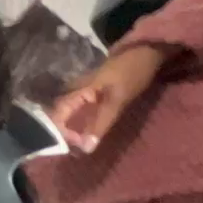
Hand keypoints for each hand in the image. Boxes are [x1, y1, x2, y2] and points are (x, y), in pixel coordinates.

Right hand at [47, 43, 171, 152]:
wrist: (148, 52)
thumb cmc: (131, 73)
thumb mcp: (117, 100)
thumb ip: (101, 123)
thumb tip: (85, 149)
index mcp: (71, 94)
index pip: (55, 120)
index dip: (60, 136)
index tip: (74, 148)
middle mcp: (69, 95)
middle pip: (59, 121)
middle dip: (67, 137)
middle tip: (80, 149)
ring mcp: (79, 95)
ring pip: (69, 119)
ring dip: (74, 132)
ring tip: (83, 145)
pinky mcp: (89, 97)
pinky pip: (79, 115)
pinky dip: (83, 126)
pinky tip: (89, 133)